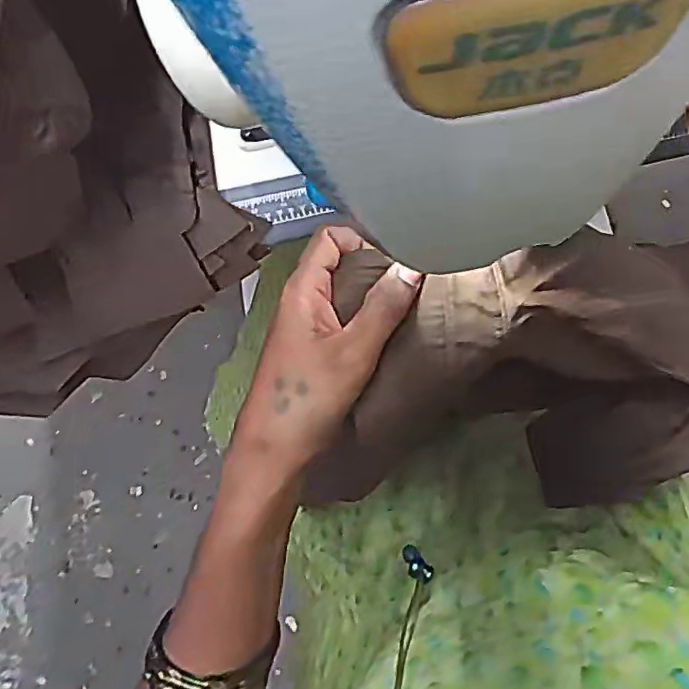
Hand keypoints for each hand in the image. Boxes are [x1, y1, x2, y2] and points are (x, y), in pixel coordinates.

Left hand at [224, 226, 421, 501]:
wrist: (275, 452)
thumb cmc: (308, 399)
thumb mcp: (353, 351)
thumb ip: (383, 307)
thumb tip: (412, 267)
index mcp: (303, 290)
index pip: (331, 237)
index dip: (364, 236)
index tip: (400, 253)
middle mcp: (302, 301)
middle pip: (340, 262)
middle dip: (377, 265)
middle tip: (413, 279)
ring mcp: (307, 325)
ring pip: (345, 292)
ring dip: (375, 293)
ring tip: (409, 303)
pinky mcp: (315, 348)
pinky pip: (345, 317)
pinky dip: (368, 317)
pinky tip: (391, 332)